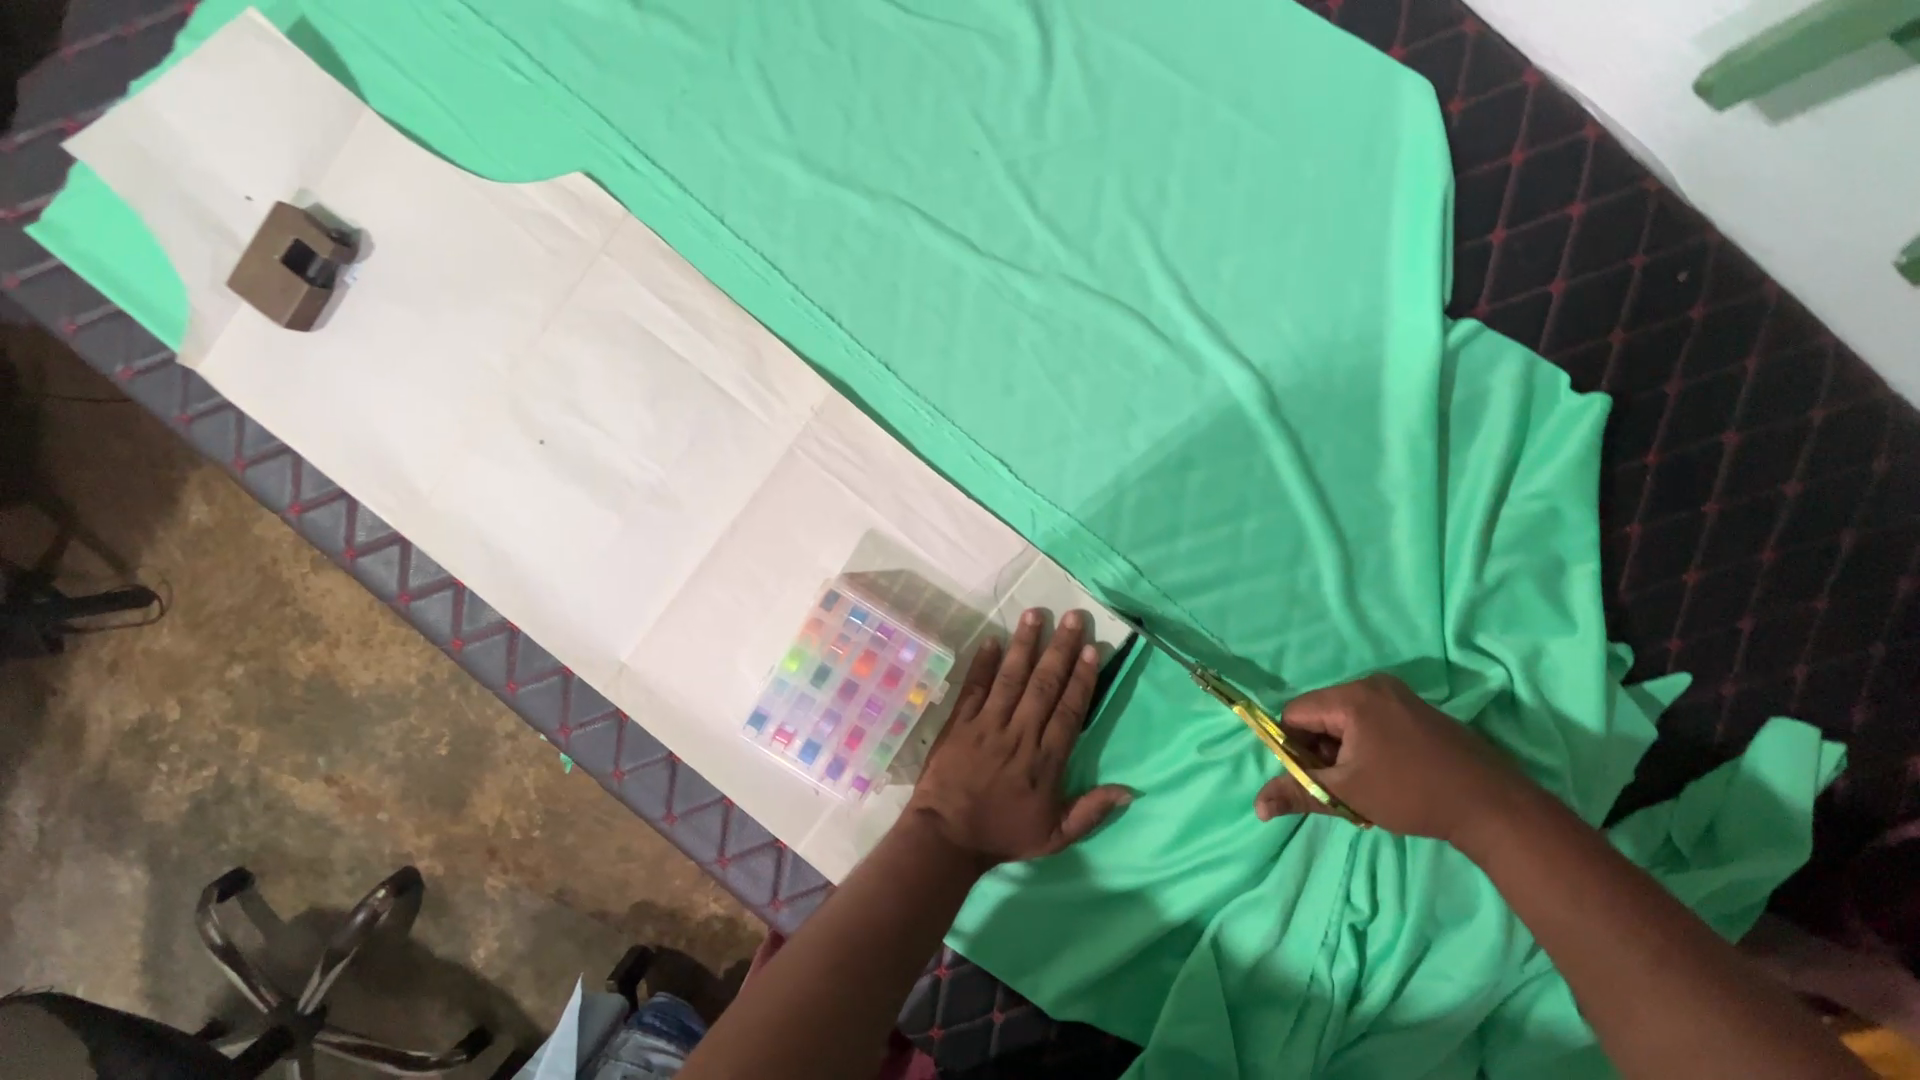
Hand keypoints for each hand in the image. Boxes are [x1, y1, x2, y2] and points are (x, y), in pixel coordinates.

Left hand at [904, 608, 1131, 869]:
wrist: (946, 838)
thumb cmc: (1002, 835)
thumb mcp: (1055, 836)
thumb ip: (1091, 812)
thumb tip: (1130, 791)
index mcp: (1045, 761)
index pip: (1069, 711)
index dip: (1082, 678)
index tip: (1092, 650)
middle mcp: (1019, 735)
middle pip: (1044, 685)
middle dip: (1060, 649)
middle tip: (1073, 617)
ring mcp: (986, 726)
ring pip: (1010, 678)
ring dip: (1024, 645)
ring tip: (1035, 614)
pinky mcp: (958, 723)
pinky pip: (973, 688)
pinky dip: (982, 664)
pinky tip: (992, 640)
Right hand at [1253, 673, 1535, 844]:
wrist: (1492, 805)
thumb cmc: (1412, 794)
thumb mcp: (1347, 796)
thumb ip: (1297, 793)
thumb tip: (1257, 807)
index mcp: (1353, 698)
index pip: (1295, 714)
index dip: (1295, 748)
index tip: (1316, 777)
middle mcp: (1373, 685)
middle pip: (1320, 714)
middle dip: (1321, 751)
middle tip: (1344, 784)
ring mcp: (1399, 695)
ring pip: (1345, 720)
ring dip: (1343, 751)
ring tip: (1367, 783)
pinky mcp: (1417, 710)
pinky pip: (1371, 720)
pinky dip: (1366, 746)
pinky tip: (1387, 774)